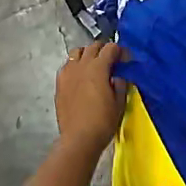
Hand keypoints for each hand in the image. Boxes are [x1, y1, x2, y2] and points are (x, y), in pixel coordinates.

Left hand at [55, 42, 128, 157]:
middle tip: (111, 61)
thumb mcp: (119, 104)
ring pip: (77, 52)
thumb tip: (118, 77)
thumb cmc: (102, 122)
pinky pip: (67, 65)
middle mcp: (81, 65)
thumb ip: (120, 85)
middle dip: (104, 50)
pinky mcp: (59, 82)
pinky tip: (80, 77)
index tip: (126, 59)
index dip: (120, 51)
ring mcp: (68, 72)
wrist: (78, 138)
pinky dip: (75, 65)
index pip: (110, 48)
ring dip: (87, 54)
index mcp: (98, 67)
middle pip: (93, 47)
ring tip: (93, 66)